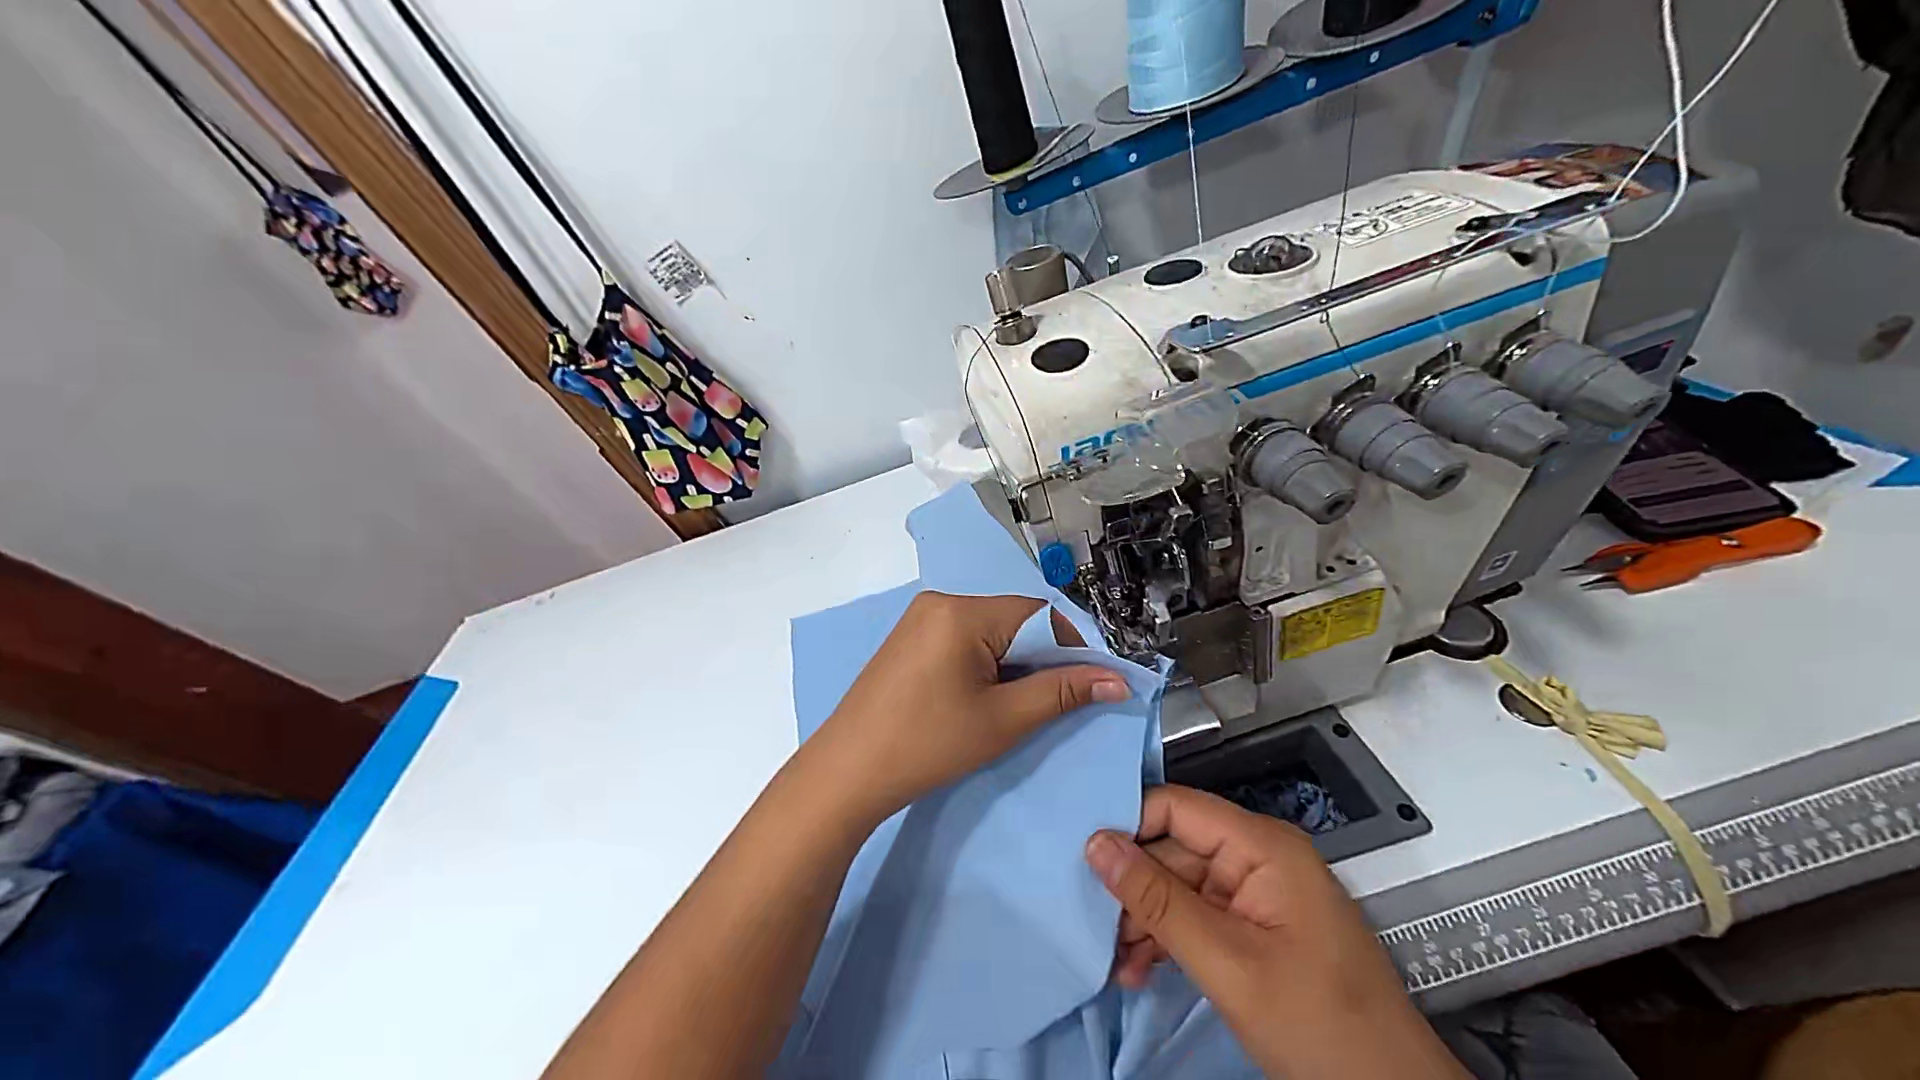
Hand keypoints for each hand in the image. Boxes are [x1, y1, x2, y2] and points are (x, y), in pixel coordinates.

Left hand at [809, 591, 1129, 823]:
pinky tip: (980, 699)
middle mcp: (939, 602)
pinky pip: (963, 639)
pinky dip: (985, 663)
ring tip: (1011, 707)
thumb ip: (1062, 692)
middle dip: (1040, 658)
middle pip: (1014, 620)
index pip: (1039, 614)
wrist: (849, 771)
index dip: (1071, 647)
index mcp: (961, 612)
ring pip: (991, 631)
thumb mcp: (1003, 719)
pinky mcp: (909, 638)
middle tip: (1048, 703)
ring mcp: (920, 619)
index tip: (1087, 685)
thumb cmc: (926, 744)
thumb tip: (1115, 680)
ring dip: (1013, 663)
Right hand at [1085, 786, 1468, 1079]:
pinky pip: (1193, 914)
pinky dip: (1164, 938)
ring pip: (1176, 885)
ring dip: (1142, 919)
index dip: (1128, 825)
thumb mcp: (1227, 963)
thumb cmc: (1319, 1026)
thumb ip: (1157, 900)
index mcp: (1261, 845)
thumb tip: (1095, 844)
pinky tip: (1138, 968)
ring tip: (1115, 961)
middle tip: (1095, 928)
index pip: (1176, 807)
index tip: (1083, 859)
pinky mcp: (1250, 926)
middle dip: (1131, 888)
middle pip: (1171, 849)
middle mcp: (1255, 856)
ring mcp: (1253, 892)